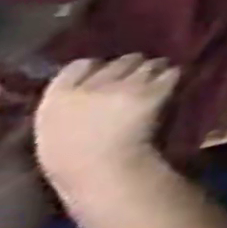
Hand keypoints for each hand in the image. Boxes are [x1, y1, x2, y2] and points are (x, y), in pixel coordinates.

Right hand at [34, 55, 179, 185]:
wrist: (100, 167)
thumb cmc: (70, 155)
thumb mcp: (52, 124)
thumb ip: (70, 99)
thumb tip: (91, 83)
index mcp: (58, 95)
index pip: (80, 65)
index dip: (98, 66)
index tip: (106, 72)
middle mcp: (93, 85)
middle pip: (122, 61)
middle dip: (133, 66)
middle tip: (139, 77)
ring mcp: (126, 86)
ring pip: (151, 63)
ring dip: (157, 69)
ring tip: (158, 79)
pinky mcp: (153, 91)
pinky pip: (172, 73)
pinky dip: (173, 77)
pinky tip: (170, 85)